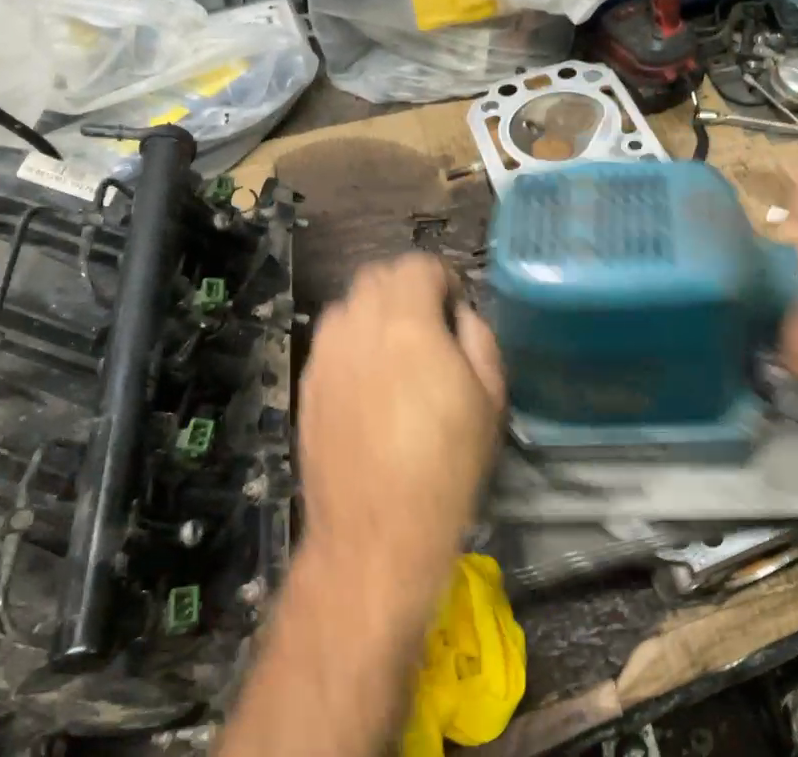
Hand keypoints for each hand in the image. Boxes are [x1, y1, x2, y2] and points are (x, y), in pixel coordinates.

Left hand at [297, 255, 503, 572]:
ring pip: (346, 307)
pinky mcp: (306, 387)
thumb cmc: (447, 465)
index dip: (444, 280)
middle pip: (376, 277)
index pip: (418, 266)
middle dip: (407, 290)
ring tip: (396, 353)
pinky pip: (330, 344)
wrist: (377, 531)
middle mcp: (358, 328)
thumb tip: (459, 317)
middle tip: (430, 327)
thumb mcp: (490, 398)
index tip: (455, 310)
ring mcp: (325, 357)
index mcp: (409, 324)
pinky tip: (369, 385)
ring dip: (374, 314)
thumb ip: (478, 340)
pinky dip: (352, 346)